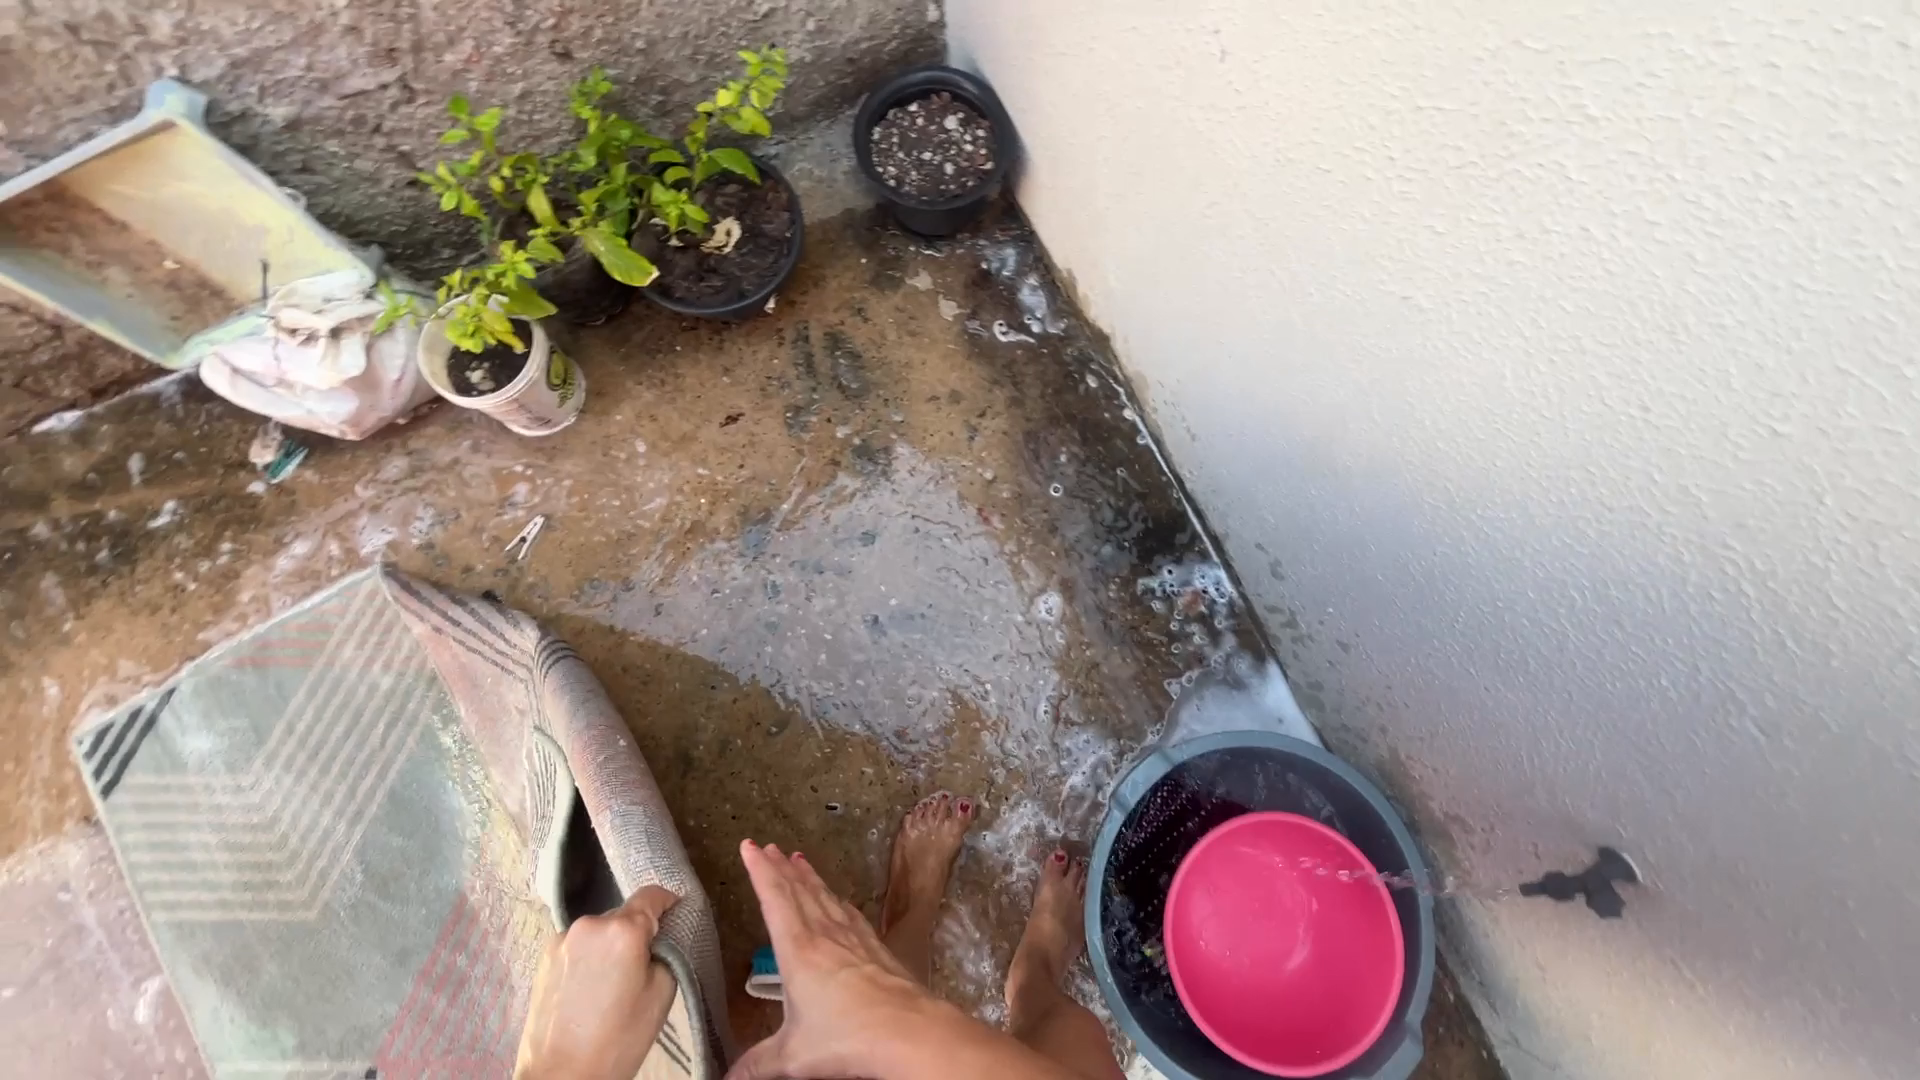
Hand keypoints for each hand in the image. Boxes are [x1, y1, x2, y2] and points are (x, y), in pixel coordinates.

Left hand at [515, 885, 680, 1079]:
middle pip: (625, 914)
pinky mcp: (544, 958)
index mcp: (623, 930)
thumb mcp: (662, 993)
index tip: (675, 922)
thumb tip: (663, 935)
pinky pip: (580, 945)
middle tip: (643, 966)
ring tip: (612, 983)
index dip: (669, 904)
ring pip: (601, 930)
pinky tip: (590, 989)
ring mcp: (562, 940)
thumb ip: (668, 950)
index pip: (653, 895)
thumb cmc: (619, 1040)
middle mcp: (590, 924)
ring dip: (612, 945)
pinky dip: (590, 957)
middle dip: (638, 933)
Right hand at [726, 841, 942, 1079]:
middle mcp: (824, 932)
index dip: (760, 870)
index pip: (774, 898)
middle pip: (799, 889)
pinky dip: (835, 897)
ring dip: (808, 876)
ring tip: (797, 860)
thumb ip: (756, 1066)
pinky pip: (847, 910)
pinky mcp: (873, 944)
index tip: (749, 846)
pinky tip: (837, 898)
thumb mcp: (792, 1056)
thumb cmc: (846, 1036)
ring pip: (824, 895)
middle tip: (768, 847)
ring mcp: (852, 935)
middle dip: (780, 867)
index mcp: (798, 949)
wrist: (906, 1028)